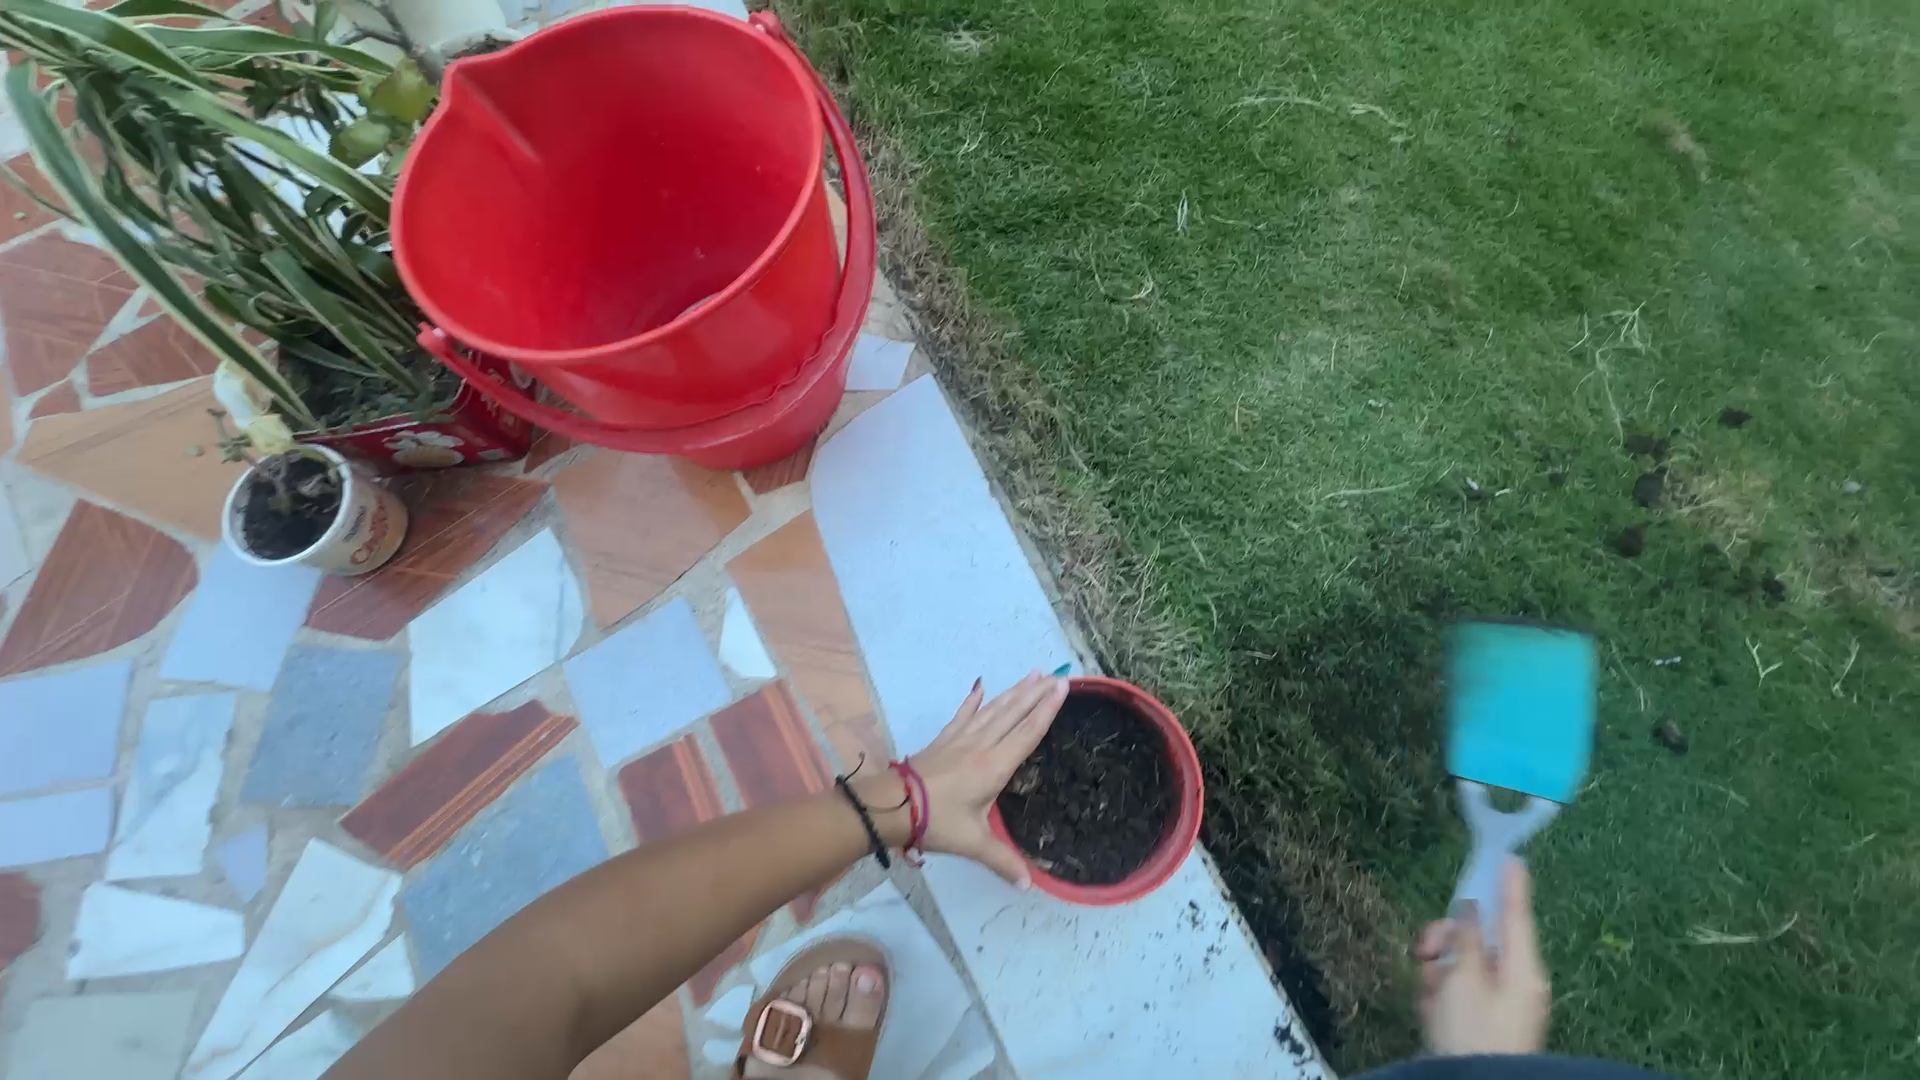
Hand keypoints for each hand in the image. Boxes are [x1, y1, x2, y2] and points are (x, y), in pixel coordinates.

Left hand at [907, 672, 1068, 887]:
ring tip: (1031, 675)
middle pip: (1014, 713)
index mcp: (994, 766)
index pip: (1027, 733)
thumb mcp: (972, 843)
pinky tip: (980, 686)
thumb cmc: (936, 821)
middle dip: (1036, 693)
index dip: (1047, 709)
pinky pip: (963, 714)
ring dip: (1013, 691)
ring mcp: (961, 738)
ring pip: (993, 709)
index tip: (1062, 687)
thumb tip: (1028, 885)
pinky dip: (973, 700)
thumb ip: (1002, 861)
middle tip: (1056, 675)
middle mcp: (981, 745)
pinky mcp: (944, 739)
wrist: (892, 805)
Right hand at [1416, 859, 1550, 1055]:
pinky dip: (1438, 987)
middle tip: (1425, 948)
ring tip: (1428, 990)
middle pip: (1476, 934)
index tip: (1511, 856)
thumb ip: (1464, 938)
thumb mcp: (1464, 979)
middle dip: (1446, 937)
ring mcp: (1498, 997)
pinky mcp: (1481, 1012)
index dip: (1511, 886)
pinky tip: (1431, 1005)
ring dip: (1437, 965)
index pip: (1516, 916)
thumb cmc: (1473, 1031)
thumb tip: (1469, 906)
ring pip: (1459, 957)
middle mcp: (1514, 978)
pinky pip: (1455, 982)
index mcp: (1521, 969)